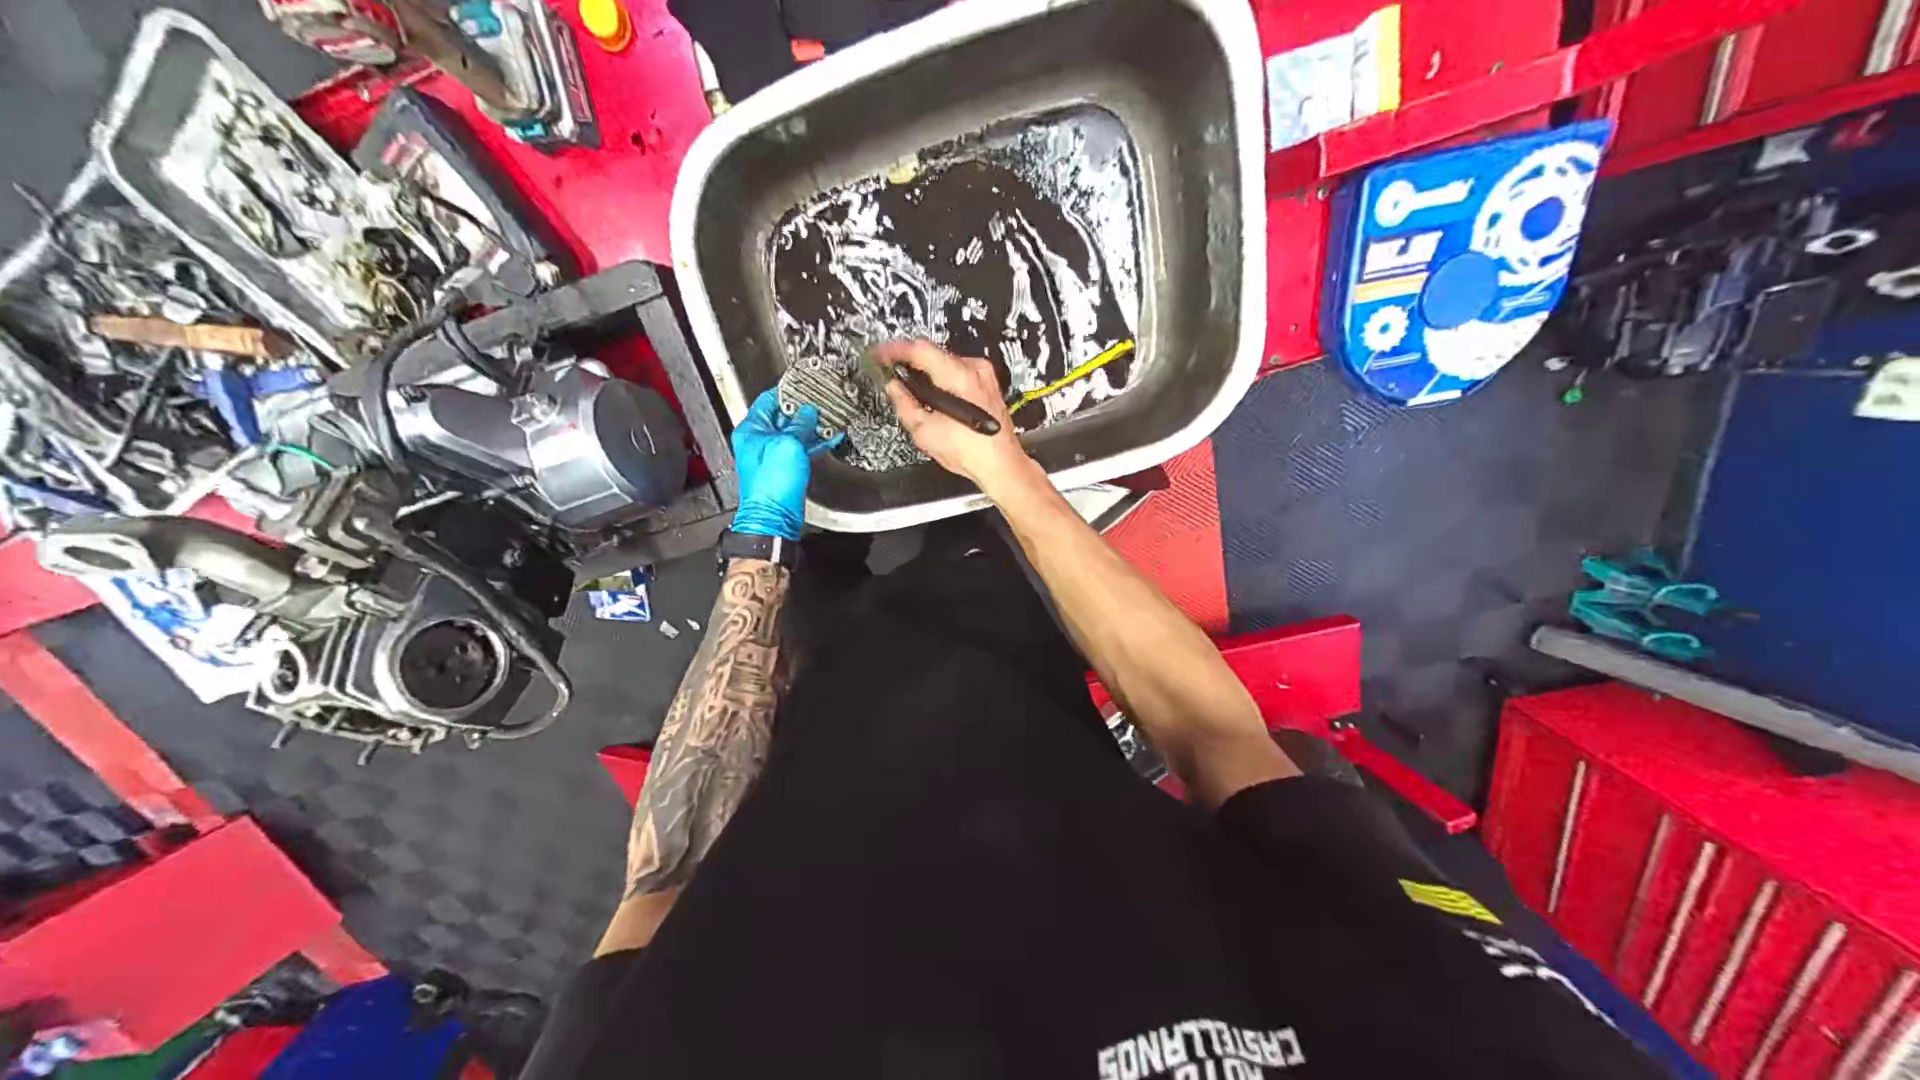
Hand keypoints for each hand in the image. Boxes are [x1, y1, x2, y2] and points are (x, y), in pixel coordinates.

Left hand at [731, 388, 838, 539]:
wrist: (775, 517)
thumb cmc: (772, 485)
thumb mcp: (788, 445)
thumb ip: (799, 425)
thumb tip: (808, 412)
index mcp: (752, 430)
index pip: (769, 400)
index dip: (787, 390)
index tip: (804, 382)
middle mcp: (761, 441)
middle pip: (784, 415)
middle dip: (804, 407)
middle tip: (822, 398)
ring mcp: (774, 454)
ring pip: (796, 431)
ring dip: (813, 424)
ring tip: (831, 415)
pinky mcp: (788, 468)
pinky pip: (803, 448)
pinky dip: (816, 441)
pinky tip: (831, 435)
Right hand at [874, 340, 1033, 496]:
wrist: (1001, 464)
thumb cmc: (973, 452)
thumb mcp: (925, 432)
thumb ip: (904, 404)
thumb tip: (894, 389)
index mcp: (958, 376)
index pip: (919, 349)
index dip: (894, 350)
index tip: (881, 354)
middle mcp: (974, 370)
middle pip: (933, 353)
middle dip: (910, 363)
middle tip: (893, 372)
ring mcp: (984, 376)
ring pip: (946, 363)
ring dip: (927, 372)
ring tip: (912, 388)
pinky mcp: (988, 385)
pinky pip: (959, 373)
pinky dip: (943, 380)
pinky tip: (935, 397)